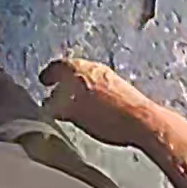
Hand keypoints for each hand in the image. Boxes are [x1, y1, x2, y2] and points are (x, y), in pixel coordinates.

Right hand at [39, 58, 160, 148]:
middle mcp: (93, 67)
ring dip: (77, 84)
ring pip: (86, 75)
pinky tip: (92, 104)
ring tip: (73, 98)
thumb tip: (49, 105)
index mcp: (79, 69)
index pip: (58, 66)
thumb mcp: (75, 115)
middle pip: (73, 68)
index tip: (43, 80)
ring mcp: (109, 75)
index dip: (49, 74)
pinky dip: (90, 89)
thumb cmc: (107, 117)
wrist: (143, 121)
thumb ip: (59, 107)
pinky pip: (98, 83)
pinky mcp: (121, 86)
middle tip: (55, 88)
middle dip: (63, 78)